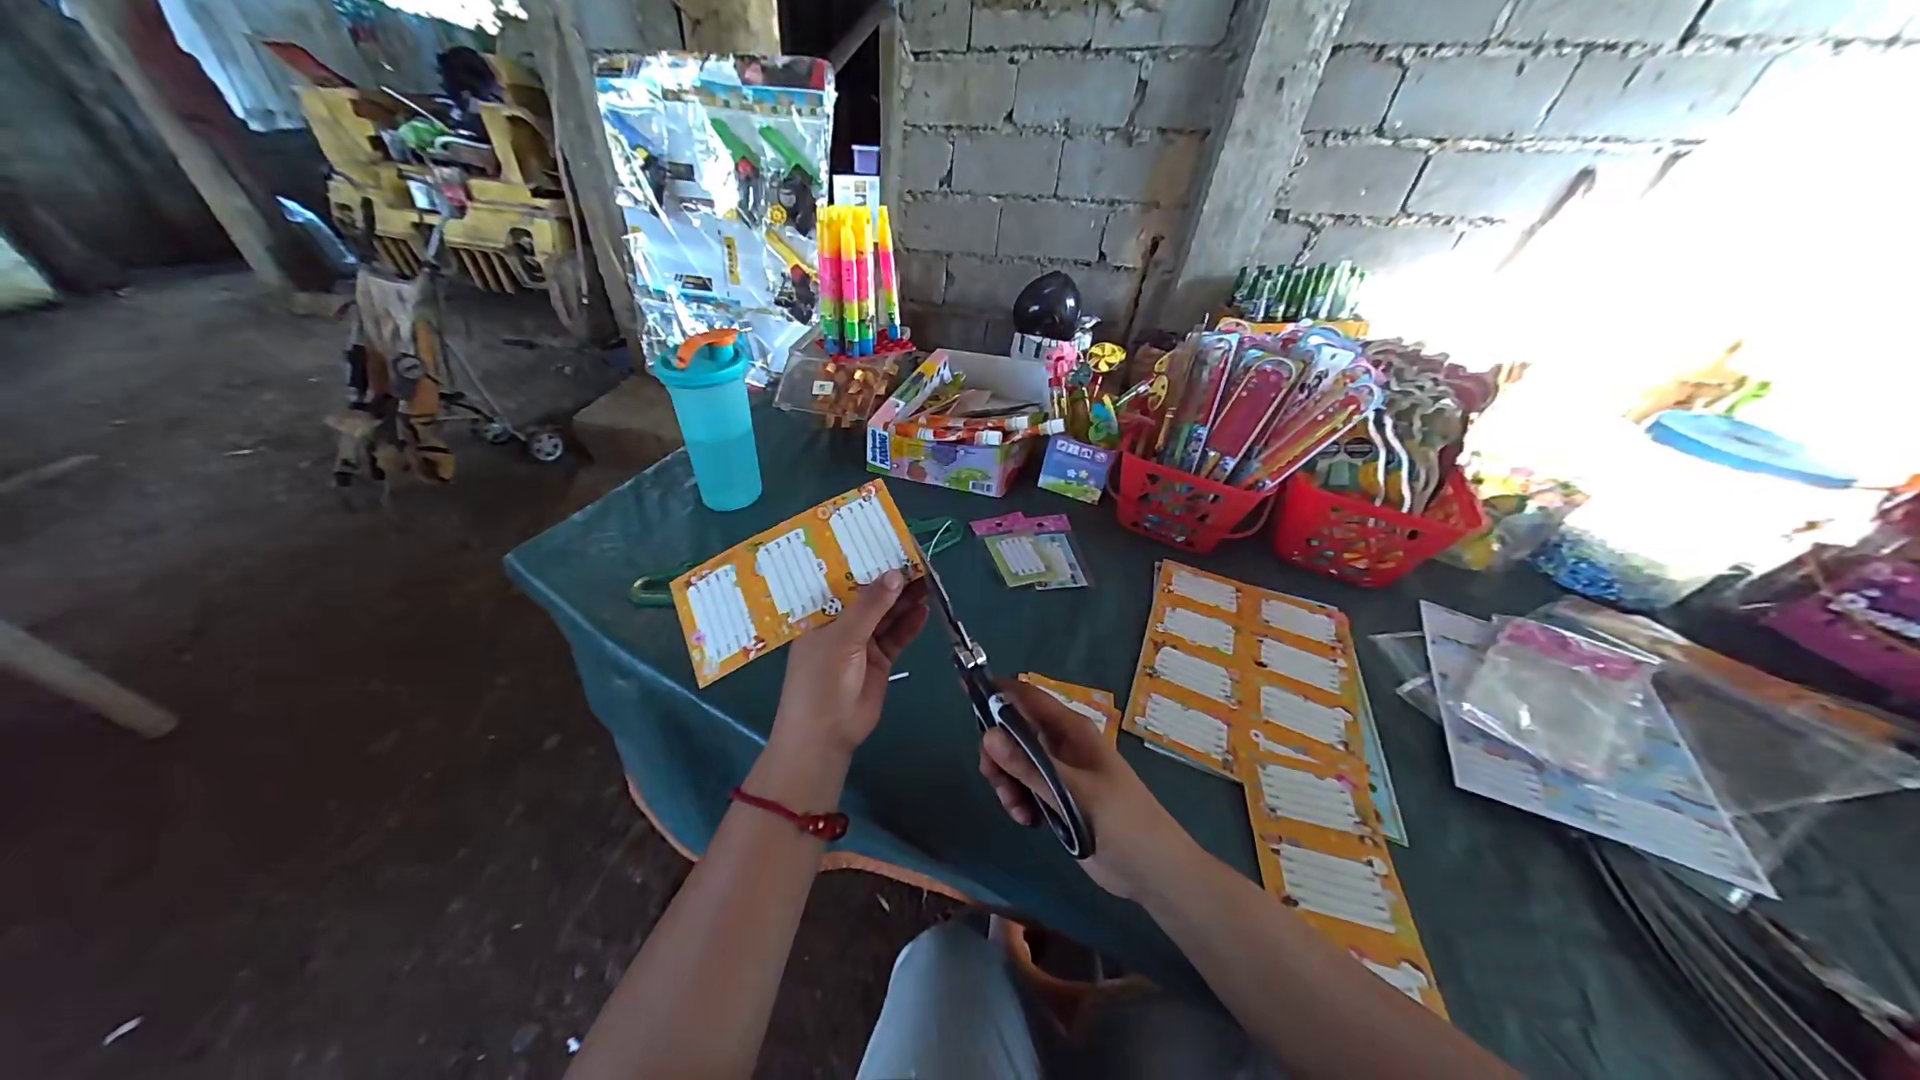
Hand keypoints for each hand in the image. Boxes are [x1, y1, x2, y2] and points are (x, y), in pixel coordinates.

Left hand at [772, 571, 928, 758]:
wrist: (826, 733)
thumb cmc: (821, 680)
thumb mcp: (843, 637)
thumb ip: (870, 605)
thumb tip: (894, 573)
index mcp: (820, 614)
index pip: (843, 581)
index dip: (865, 564)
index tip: (889, 544)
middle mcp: (840, 624)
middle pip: (869, 596)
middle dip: (891, 581)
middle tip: (918, 561)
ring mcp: (860, 642)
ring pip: (886, 615)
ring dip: (904, 600)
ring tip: (928, 580)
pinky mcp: (878, 660)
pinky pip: (896, 636)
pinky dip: (909, 624)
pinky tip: (924, 609)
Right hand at [978, 681, 1195, 899]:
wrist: (1153, 870)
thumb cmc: (1121, 821)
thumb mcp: (1072, 793)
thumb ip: (1029, 766)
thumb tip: (988, 734)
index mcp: (1071, 730)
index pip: (1028, 697)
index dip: (997, 692)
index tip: (966, 694)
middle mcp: (1062, 745)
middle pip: (1013, 731)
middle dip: (998, 753)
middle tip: (996, 780)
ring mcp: (1059, 772)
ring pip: (1015, 762)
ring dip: (1007, 782)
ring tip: (1017, 809)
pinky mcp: (1056, 798)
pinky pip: (1024, 786)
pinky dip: (1018, 799)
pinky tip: (1027, 820)